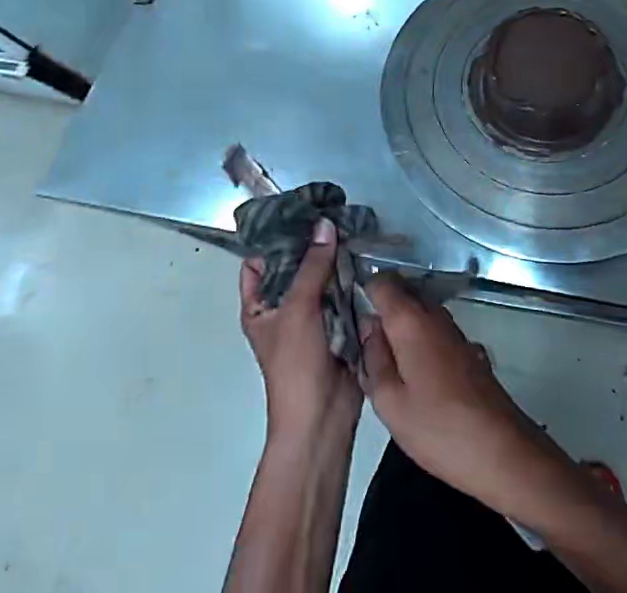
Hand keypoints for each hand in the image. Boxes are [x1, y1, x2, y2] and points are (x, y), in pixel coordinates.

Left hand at [240, 219, 360, 440]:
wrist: (322, 416)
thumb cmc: (295, 364)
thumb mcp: (298, 309)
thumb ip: (313, 266)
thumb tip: (325, 225)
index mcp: (259, 305)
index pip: (259, 261)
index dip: (274, 237)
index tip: (297, 210)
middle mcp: (283, 306)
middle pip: (296, 265)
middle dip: (313, 243)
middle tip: (334, 210)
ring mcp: (312, 315)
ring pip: (322, 277)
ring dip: (336, 257)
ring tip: (354, 224)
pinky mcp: (338, 322)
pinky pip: (343, 292)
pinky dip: (352, 276)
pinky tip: (366, 253)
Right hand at [358, 274, 583, 523]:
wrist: (501, 450)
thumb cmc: (438, 428)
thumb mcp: (389, 401)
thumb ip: (372, 357)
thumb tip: (367, 327)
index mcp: (411, 320)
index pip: (382, 282)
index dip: (361, 290)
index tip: (345, 310)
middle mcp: (435, 315)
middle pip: (402, 293)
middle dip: (380, 307)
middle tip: (358, 339)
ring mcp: (455, 331)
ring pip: (419, 313)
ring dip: (400, 325)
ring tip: (380, 358)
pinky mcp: (467, 349)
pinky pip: (434, 330)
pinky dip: (418, 339)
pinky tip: (411, 371)